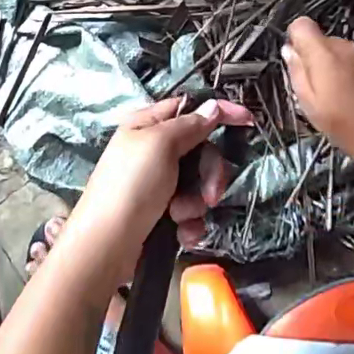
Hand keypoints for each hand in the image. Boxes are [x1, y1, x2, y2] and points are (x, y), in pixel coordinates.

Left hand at [56, 96, 251, 291]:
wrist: (106, 246)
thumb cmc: (130, 186)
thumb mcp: (160, 145)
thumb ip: (189, 125)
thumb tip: (212, 106)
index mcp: (147, 125)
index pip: (190, 108)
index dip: (218, 112)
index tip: (247, 120)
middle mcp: (153, 150)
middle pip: (200, 150)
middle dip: (208, 173)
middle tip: (209, 194)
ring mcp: (157, 183)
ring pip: (198, 183)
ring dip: (196, 202)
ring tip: (179, 215)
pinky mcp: (160, 212)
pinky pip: (190, 210)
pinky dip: (190, 222)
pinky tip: (181, 232)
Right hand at [282, 16, 353, 172]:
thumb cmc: (353, 131)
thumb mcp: (313, 109)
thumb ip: (298, 74)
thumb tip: (290, 50)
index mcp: (326, 55)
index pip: (302, 26)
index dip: (297, 40)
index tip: (301, 64)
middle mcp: (350, 46)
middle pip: (326, 42)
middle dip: (322, 61)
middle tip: (328, 94)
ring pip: (348, 52)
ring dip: (344, 68)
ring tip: (353, 99)